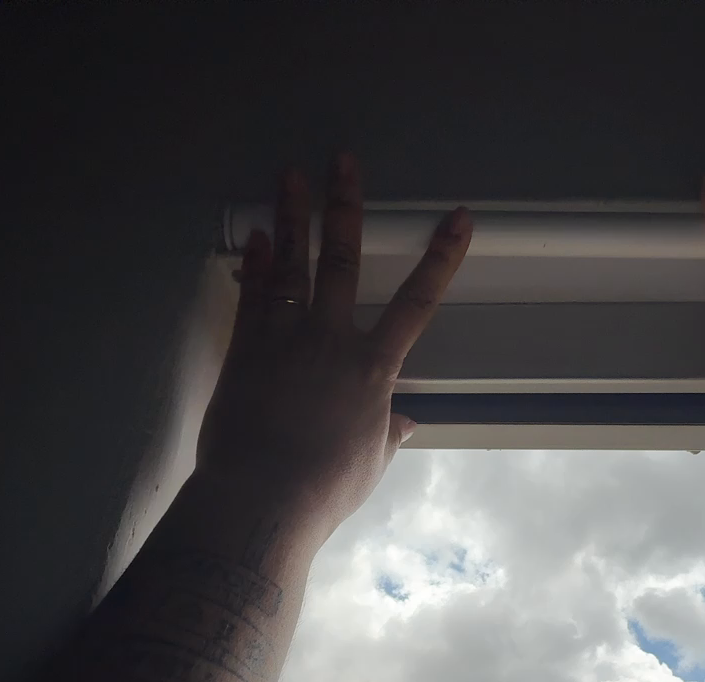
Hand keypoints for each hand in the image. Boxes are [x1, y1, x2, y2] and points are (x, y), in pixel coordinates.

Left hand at [195, 155, 471, 543]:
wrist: (263, 498)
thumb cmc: (326, 487)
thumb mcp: (370, 463)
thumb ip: (388, 434)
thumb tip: (405, 424)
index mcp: (372, 370)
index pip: (416, 304)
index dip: (441, 259)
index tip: (458, 219)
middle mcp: (330, 340)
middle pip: (342, 262)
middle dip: (345, 207)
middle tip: (343, 160)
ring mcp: (284, 340)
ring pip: (291, 267)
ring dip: (291, 218)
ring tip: (290, 175)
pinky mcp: (246, 351)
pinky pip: (254, 298)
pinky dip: (257, 265)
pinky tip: (258, 238)